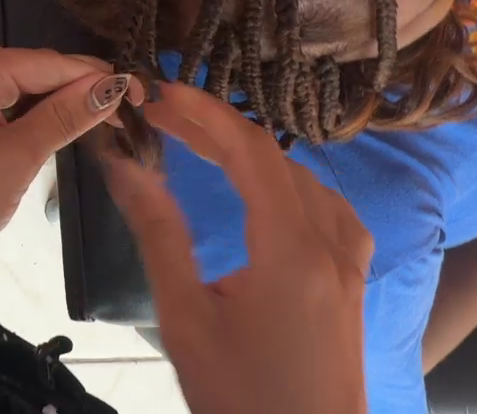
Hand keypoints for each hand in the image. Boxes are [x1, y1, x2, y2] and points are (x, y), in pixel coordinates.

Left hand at [0, 40, 129, 338]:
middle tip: (118, 111)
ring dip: (44, 97)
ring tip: (86, 119)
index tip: (139, 92)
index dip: (94, 76)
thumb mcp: (17, 158)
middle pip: (26, 66)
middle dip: (70, 86)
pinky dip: (16, 108)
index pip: (45, 62)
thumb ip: (65, 116)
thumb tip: (112, 86)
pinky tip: (40, 126)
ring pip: (7, 80)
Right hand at [104, 82, 372, 413]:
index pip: (252, 151)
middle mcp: (331, 247)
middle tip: (161, 115)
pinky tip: (265, 190)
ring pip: (303, 178)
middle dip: (216, 127)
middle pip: (275, 159)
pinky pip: (327, 208)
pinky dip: (286, 180)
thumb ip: (158, 233)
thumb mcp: (185, 319)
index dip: (205, 112)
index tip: (160, 94)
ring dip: (250, 151)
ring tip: (199, 143)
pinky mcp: (352, 286)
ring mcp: (350, 267)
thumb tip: (124, 165)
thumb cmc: (239, 402)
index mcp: (292, 251)